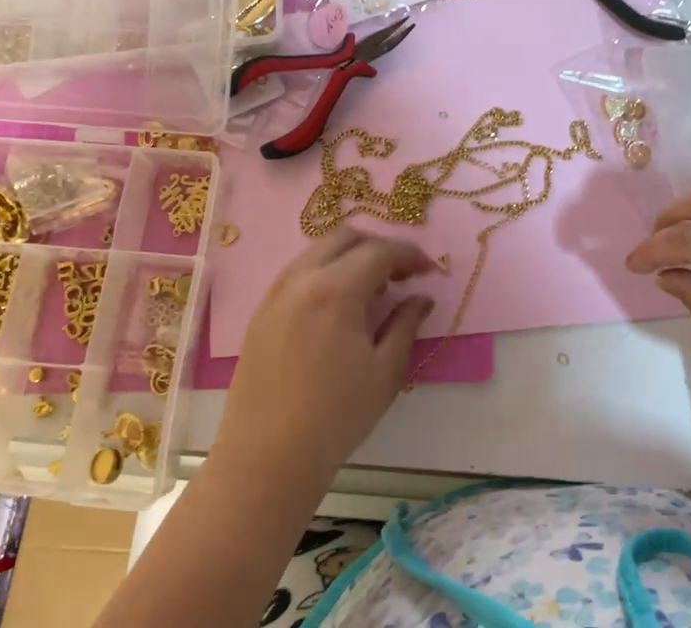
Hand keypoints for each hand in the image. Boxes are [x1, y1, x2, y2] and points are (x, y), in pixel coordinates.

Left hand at [216, 228, 437, 480]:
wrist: (267, 453)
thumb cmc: (336, 416)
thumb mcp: (385, 372)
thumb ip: (405, 325)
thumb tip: (420, 298)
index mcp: (335, 290)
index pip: (379, 251)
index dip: (410, 254)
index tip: (430, 271)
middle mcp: (301, 279)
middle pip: (344, 237)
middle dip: (378, 245)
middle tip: (401, 274)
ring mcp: (276, 293)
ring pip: (316, 250)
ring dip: (349, 256)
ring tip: (372, 289)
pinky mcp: (261, 311)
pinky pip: (297, 272)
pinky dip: (324, 271)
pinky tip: (337, 305)